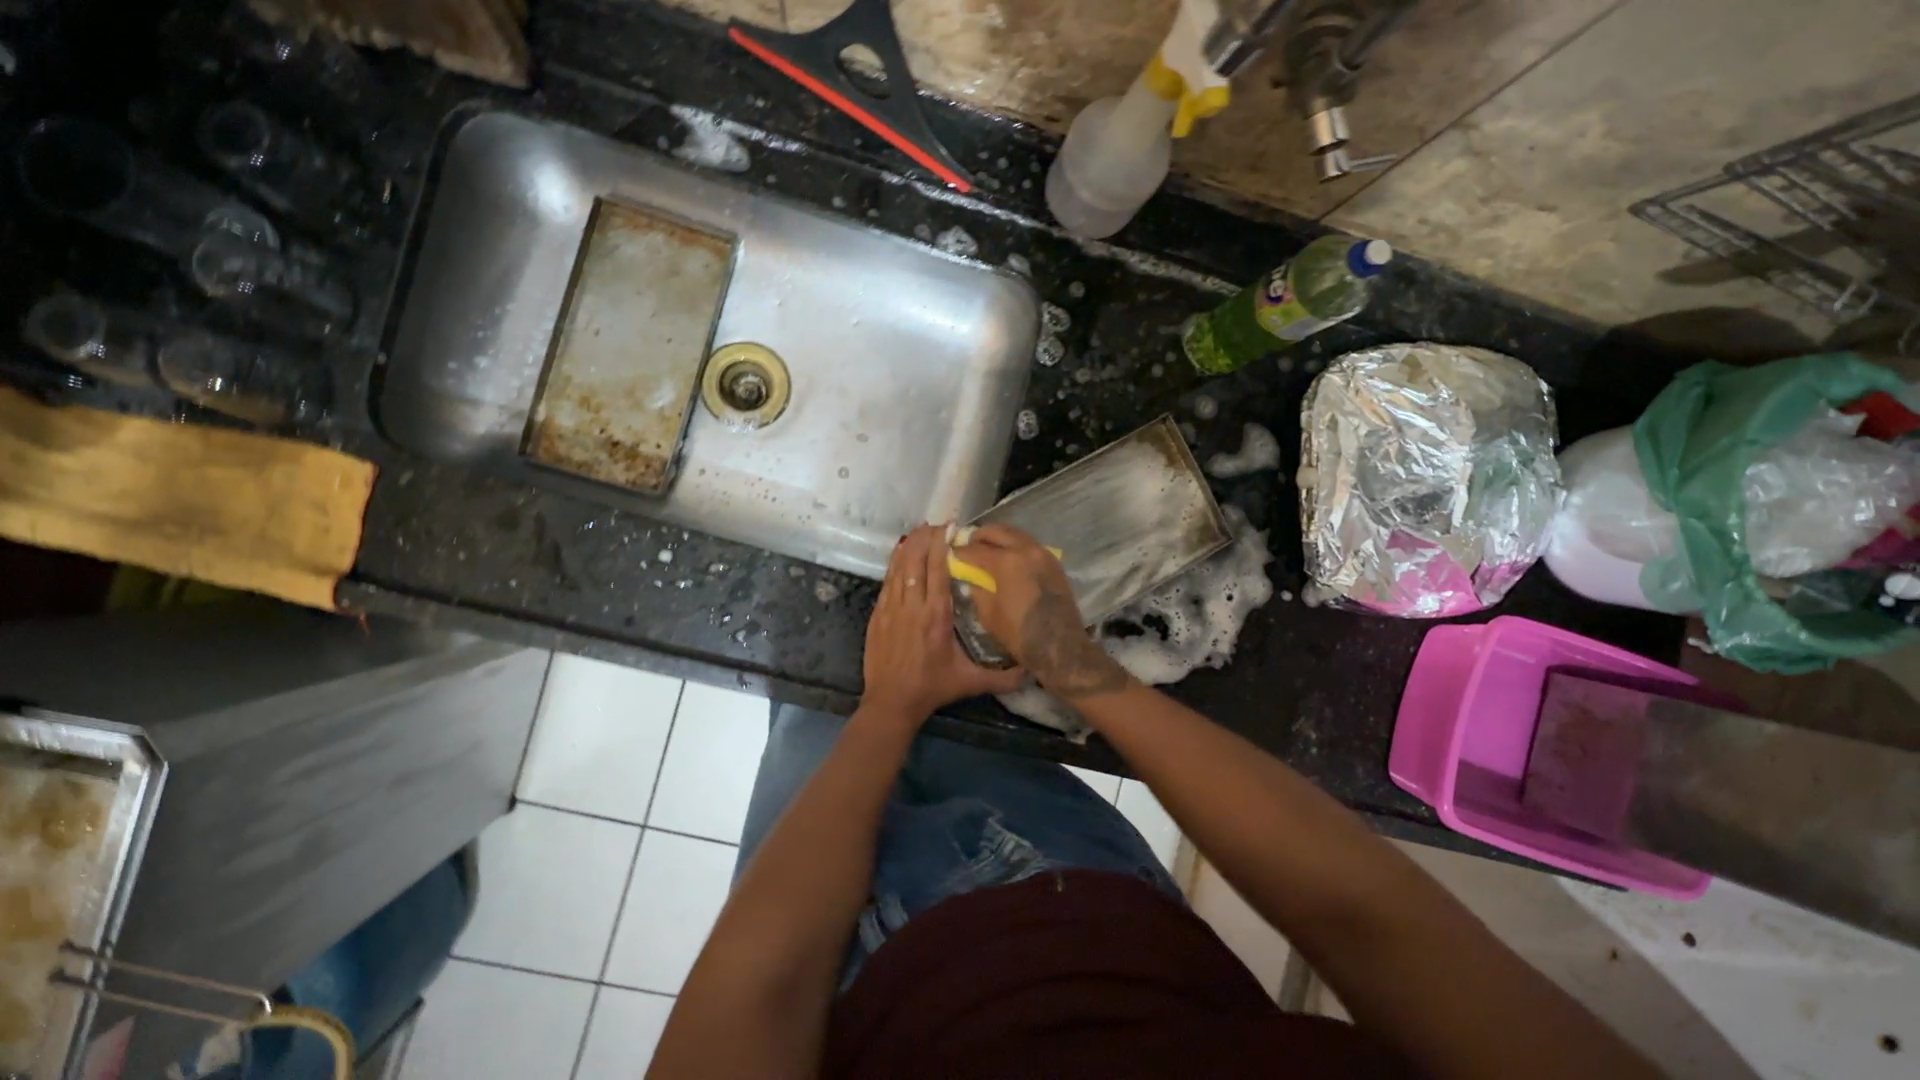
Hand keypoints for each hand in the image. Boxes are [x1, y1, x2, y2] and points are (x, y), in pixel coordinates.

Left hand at [861, 524, 1025, 722]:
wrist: (891, 702)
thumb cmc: (932, 688)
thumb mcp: (970, 682)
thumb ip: (1002, 678)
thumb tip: (1031, 673)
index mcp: (936, 615)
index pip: (936, 569)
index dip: (941, 544)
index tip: (951, 528)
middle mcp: (912, 606)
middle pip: (915, 559)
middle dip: (925, 538)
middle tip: (938, 525)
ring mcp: (891, 608)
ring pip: (898, 566)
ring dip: (908, 546)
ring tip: (920, 530)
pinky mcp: (878, 615)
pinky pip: (887, 581)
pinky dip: (894, 563)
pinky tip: (900, 553)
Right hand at [953, 526, 1133, 700]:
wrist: (1060, 645)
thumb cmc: (1019, 634)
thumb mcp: (988, 614)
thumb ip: (977, 590)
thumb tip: (972, 578)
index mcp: (1006, 562)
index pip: (975, 549)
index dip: (960, 551)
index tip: (950, 553)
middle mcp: (1025, 549)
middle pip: (997, 531)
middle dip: (979, 536)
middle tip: (967, 545)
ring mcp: (1042, 553)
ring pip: (1015, 534)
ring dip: (999, 538)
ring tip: (987, 549)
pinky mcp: (1053, 562)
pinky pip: (1029, 545)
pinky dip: (1015, 546)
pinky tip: (1007, 558)